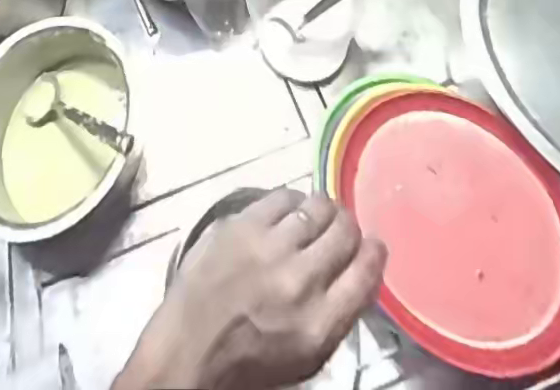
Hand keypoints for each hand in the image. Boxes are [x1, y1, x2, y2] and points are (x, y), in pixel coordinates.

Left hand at [116, 190, 385, 389]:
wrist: (185, 354)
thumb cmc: (247, 364)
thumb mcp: (305, 356)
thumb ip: (337, 312)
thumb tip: (358, 269)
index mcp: (318, 324)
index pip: (366, 272)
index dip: (375, 253)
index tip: (372, 246)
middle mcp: (299, 280)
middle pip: (345, 232)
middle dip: (349, 228)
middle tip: (341, 230)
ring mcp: (268, 247)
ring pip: (317, 206)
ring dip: (323, 211)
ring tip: (316, 217)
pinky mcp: (241, 224)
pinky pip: (283, 196)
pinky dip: (292, 201)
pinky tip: (289, 211)